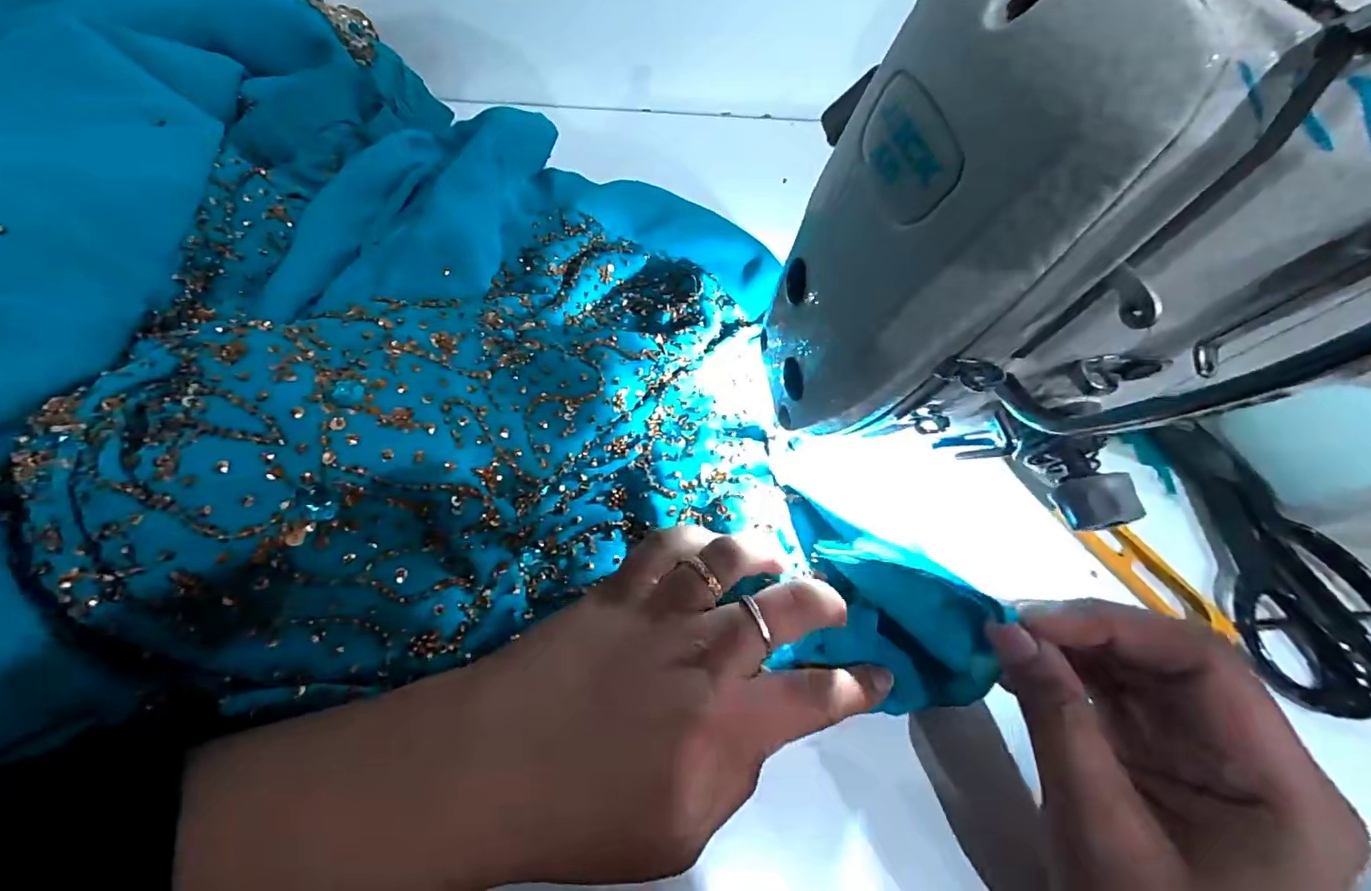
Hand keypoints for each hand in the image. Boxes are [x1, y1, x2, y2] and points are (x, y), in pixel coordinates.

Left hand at [451, 524, 893, 883]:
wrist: (490, 766)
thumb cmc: (582, 819)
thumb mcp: (679, 833)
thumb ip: (734, 777)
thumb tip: (755, 731)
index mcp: (727, 723)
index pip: (817, 698)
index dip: (859, 686)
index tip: (881, 676)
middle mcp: (704, 655)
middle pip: (784, 609)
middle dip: (824, 601)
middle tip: (836, 606)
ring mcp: (659, 613)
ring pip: (728, 560)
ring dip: (761, 552)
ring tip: (772, 558)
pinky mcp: (616, 590)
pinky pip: (665, 544)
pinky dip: (692, 537)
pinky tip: (702, 545)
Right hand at [988, 600, 1368, 890]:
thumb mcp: (1096, 827)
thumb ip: (1054, 715)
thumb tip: (1006, 626)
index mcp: (1288, 791)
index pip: (1206, 664)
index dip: (1114, 626)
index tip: (1032, 620)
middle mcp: (1270, 768)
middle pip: (1178, 666)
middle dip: (1088, 637)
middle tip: (1012, 627)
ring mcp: (1225, 770)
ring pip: (1150, 678)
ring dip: (1077, 654)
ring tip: (1012, 644)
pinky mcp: (1183, 773)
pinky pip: (1131, 706)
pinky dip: (1077, 683)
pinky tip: (1031, 673)